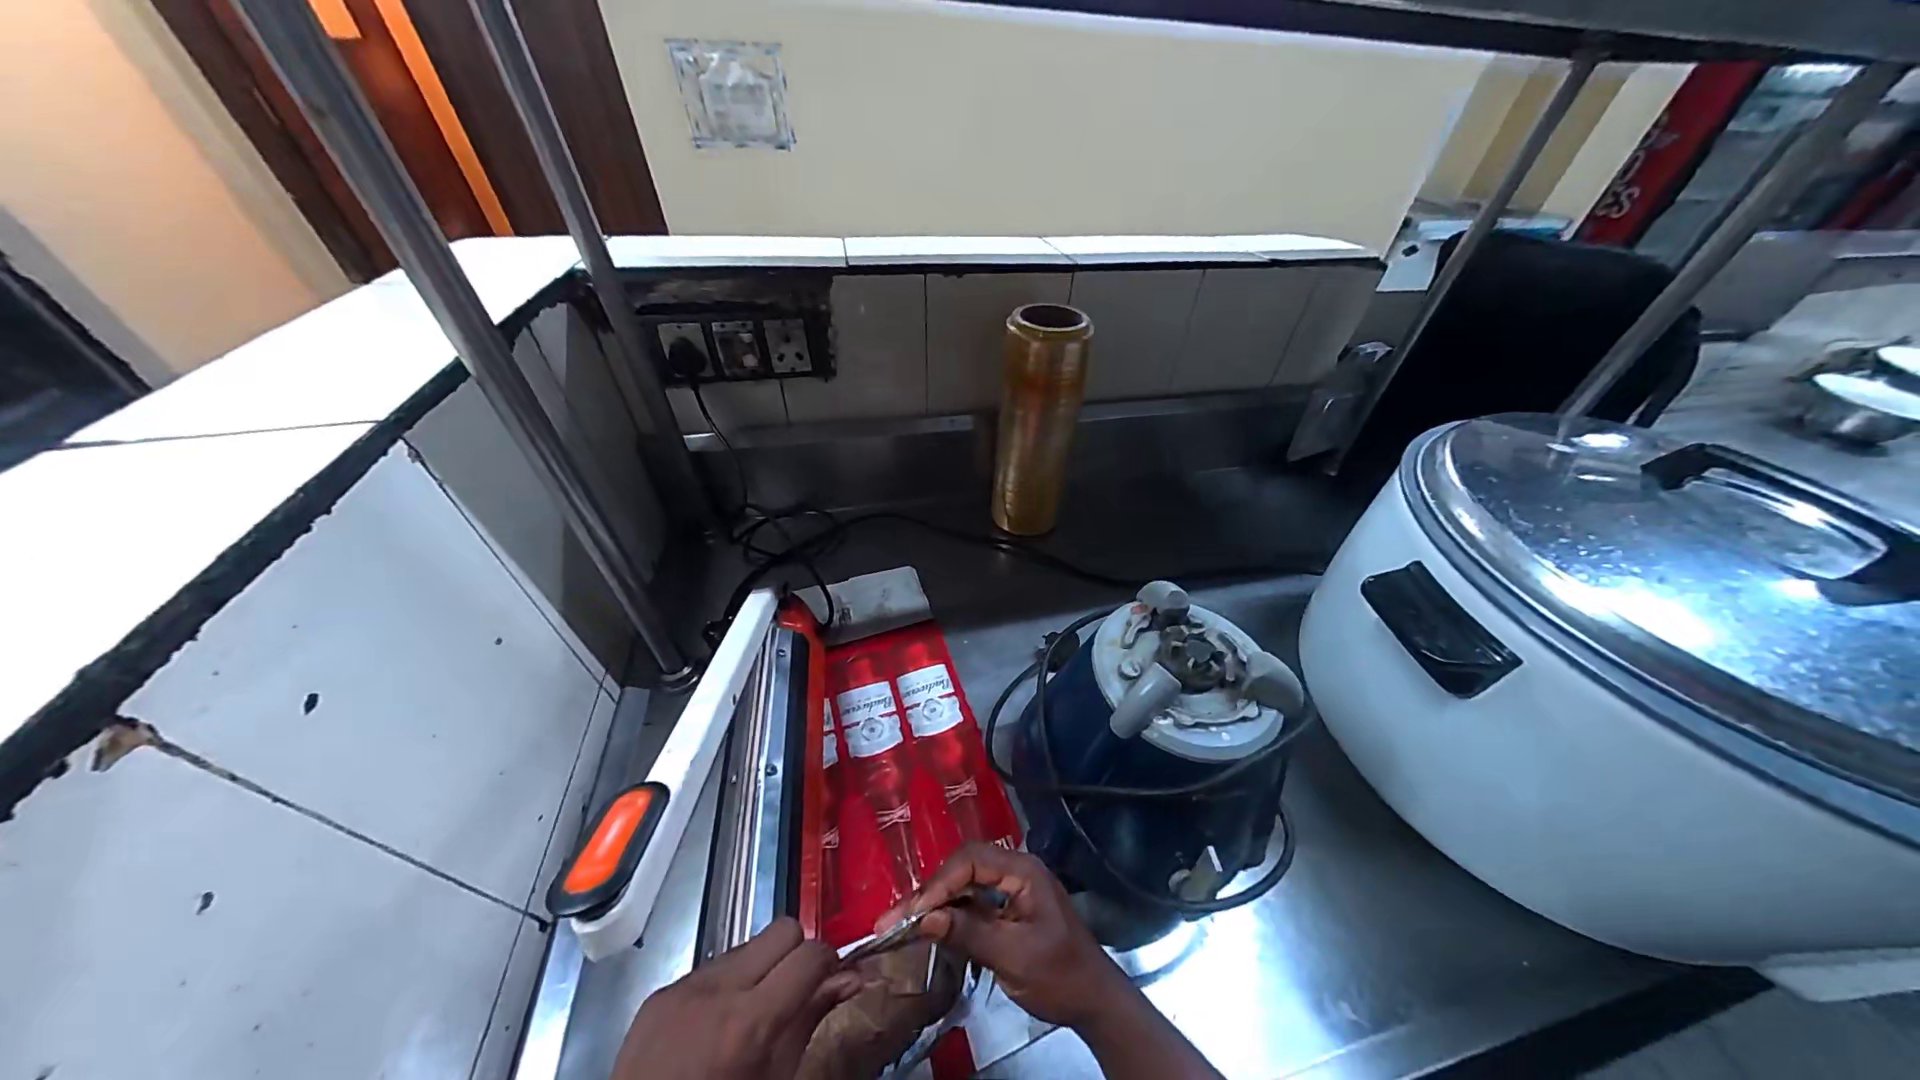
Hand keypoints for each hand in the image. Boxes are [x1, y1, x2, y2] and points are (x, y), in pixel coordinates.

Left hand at [611, 917, 861, 1079]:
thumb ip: (809, 1023)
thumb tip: (850, 978)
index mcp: (749, 1023)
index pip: (810, 953)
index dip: (828, 962)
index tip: (830, 979)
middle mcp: (716, 991)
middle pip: (782, 928)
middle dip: (798, 951)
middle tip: (797, 986)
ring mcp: (683, 988)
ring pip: (747, 945)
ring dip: (761, 967)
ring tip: (753, 1010)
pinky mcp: (659, 993)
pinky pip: (710, 968)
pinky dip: (726, 985)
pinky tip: (716, 1023)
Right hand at [876, 843, 1129, 1029]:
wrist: (1094, 999)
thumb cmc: (1060, 976)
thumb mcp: (1013, 957)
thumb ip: (969, 933)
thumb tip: (924, 919)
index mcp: (1023, 870)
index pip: (970, 861)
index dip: (939, 884)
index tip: (914, 914)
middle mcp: (1015, 869)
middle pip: (963, 867)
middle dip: (930, 891)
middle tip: (896, 918)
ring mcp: (1011, 886)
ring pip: (964, 883)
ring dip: (935, 902)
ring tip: (903, 922)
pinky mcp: (1006, 906)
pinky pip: (972, 900)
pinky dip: (949, 912)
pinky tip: (930, 927)